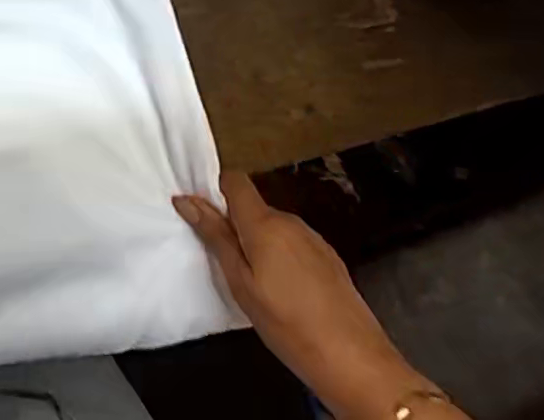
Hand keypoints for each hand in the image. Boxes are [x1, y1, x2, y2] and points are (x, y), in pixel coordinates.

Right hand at [175, 172, 461, 419]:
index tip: (206, 217)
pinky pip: (294, 243)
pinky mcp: (329, 257)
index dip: (216, 190)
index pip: (234, 180)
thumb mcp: (241, 284)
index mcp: (264, 222)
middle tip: (229, 263)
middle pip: (253, 206)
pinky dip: (282, 256)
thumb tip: (186, 200)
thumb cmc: (288, 324)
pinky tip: (287, 292)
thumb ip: (215, 237)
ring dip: (260, 243)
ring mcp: (313, 238)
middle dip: (237, 225)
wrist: (356, 363)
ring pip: (273, 226)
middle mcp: (289, 220)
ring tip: (258, 284)